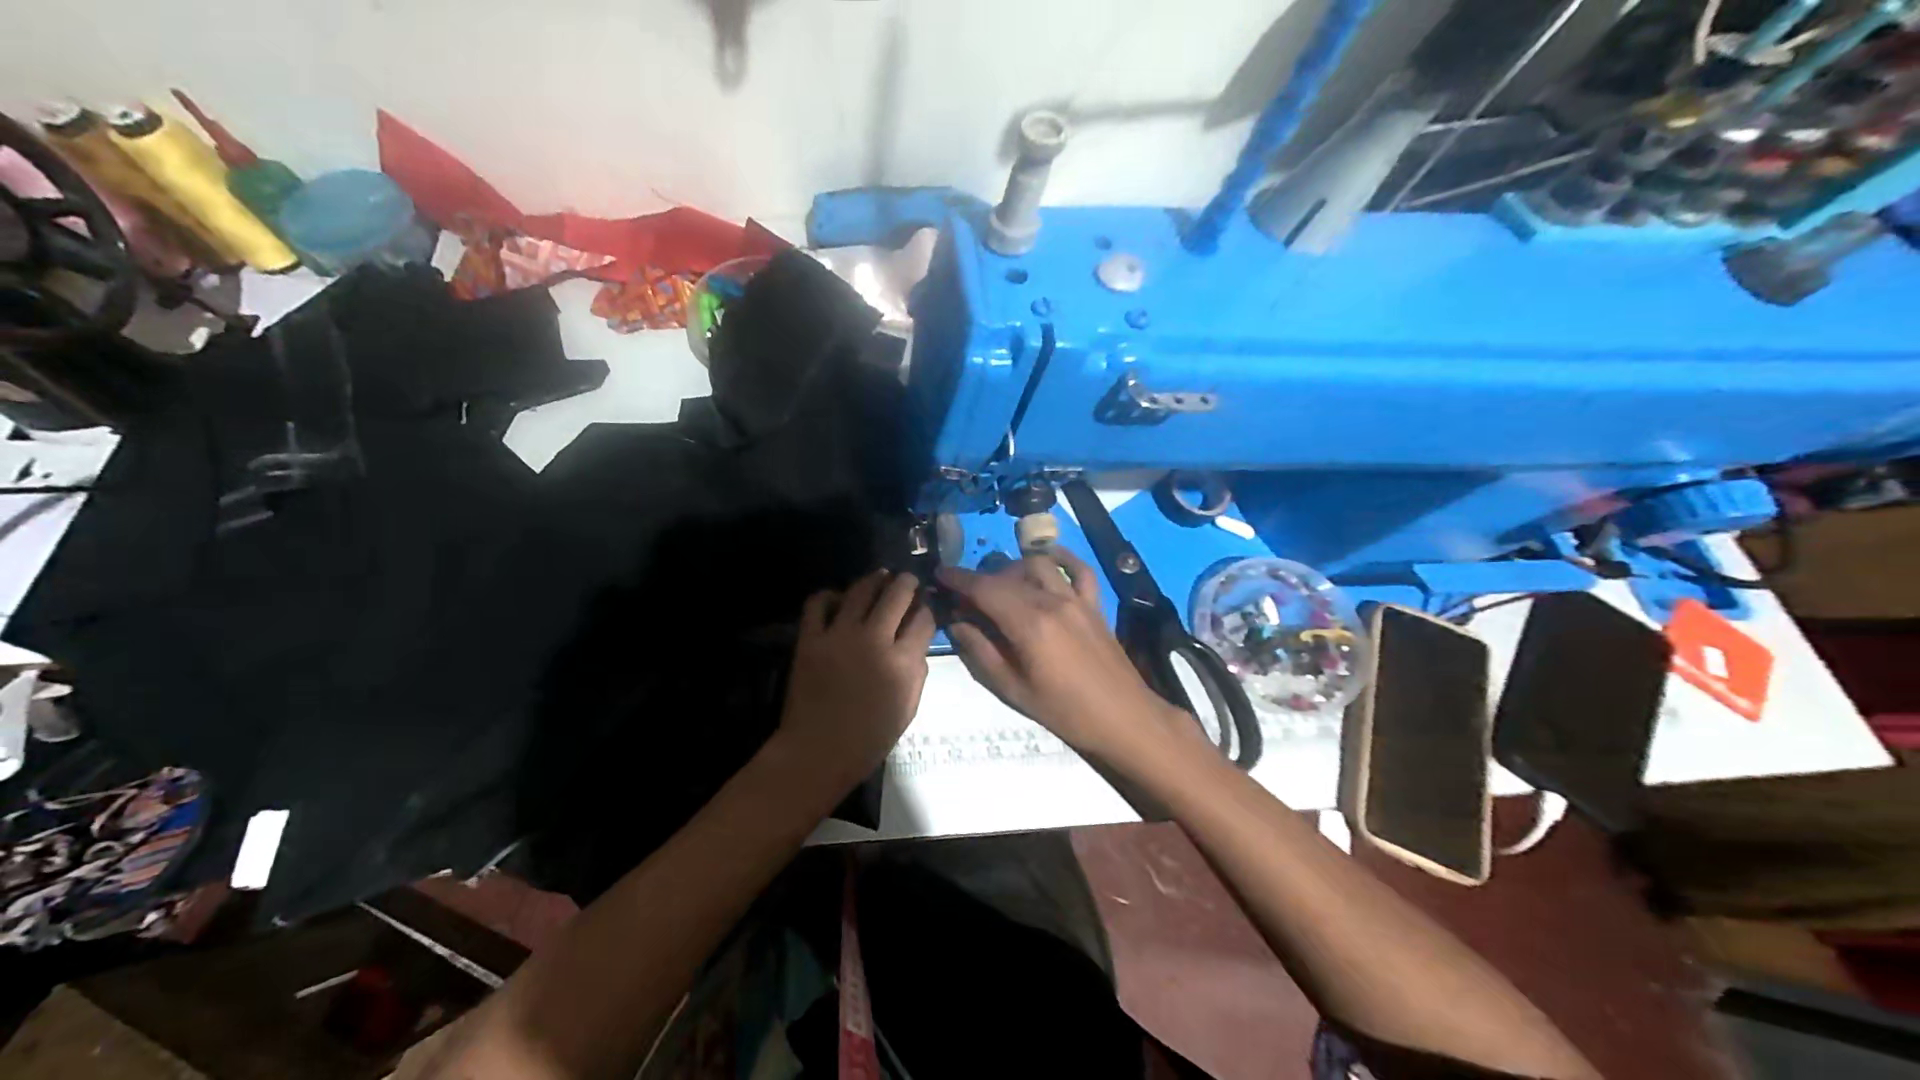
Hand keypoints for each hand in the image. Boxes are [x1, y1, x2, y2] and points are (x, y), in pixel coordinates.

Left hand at [776, 569, 936, 790]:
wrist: (818, 750)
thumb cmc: (869, 737)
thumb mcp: (909, 707)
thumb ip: (918, 669)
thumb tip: (917, 639)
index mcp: (902, 663)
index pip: (923, 619)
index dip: (928, 609)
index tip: (925, 608)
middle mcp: (874, 640)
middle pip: (897, 595)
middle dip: (907, 583)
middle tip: (908, 581)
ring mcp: (839, 636)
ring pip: (861, 590)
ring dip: (875, 579)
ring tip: (880, 578)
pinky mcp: (810, 638)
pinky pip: (818, 602)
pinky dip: (830, 595)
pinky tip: (839, 599)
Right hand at [937, 552, 1198, 767]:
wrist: (1123, 717)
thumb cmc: (1064, 711)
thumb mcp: (1012, 689)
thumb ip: (980, 651)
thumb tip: (957, 623)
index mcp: (1029, 623)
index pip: (984, 589)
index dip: (958, 579)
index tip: (939, 574)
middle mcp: (1052, 600)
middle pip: (1007, 574)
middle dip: (980, 577)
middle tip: (965, 595)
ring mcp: (1077, 598)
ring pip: (1038, 564)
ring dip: (1013, 568)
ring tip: (999, 585)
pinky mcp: (1094, 603)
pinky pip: (1078, 568)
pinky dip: (1060, 558)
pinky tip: (1046, 560)